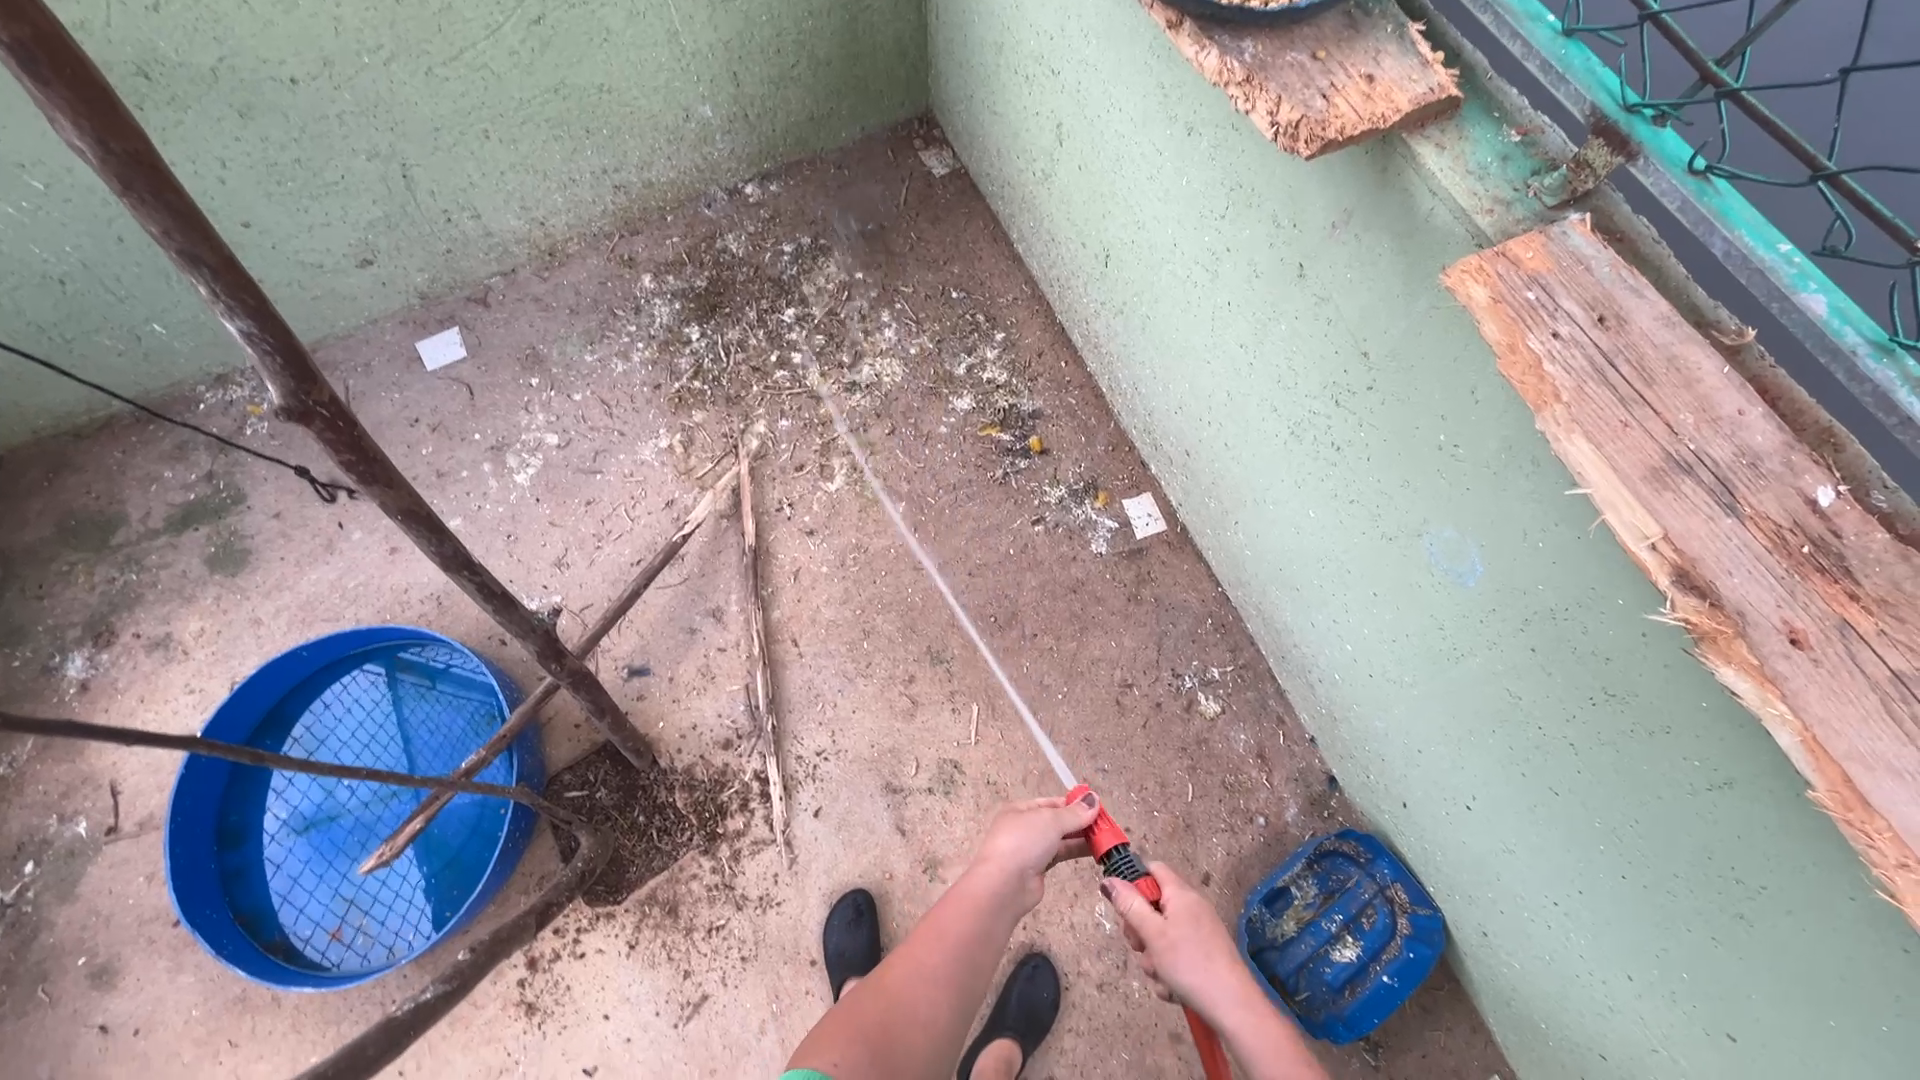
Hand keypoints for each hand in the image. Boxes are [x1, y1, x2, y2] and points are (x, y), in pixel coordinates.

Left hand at [966, 793, 1101, 911]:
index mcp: (1021, 810)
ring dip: (1081, 837)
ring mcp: (1031, 849)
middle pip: (1057, 821)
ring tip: (1106, 837)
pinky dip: (1076, 851)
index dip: (1074, 804)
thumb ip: (1074, 813)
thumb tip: (1093, 798)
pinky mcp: (1038, 868)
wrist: (1005, 884)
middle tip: (1106, 824)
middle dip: (1080, 822)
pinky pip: (1061, 854)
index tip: (1096, 807)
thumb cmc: (1024, 842)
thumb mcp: (1050, 820)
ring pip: (1061, 839)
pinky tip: (1094, 850)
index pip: (1052, 803)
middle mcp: (1025, 828)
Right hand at [1103, 861, 1260, 1020]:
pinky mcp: (1203, 956)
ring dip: (1152, 956)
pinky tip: (1172, 988)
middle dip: (1139, 929)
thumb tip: (1109, 879)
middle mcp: (1191, 908)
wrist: (1233, 1007)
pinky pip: (1175, 955)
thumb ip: (1129, 905)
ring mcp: (1198, 933)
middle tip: (1139, 946)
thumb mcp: (1152, 933)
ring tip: (1160, 973)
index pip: (1151, 868)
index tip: (1121, 905)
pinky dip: (1168, 971)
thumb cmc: (1190, 964)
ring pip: (1160, 936)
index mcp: (1180, 894)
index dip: (1133, 880)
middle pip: (1152, 906)